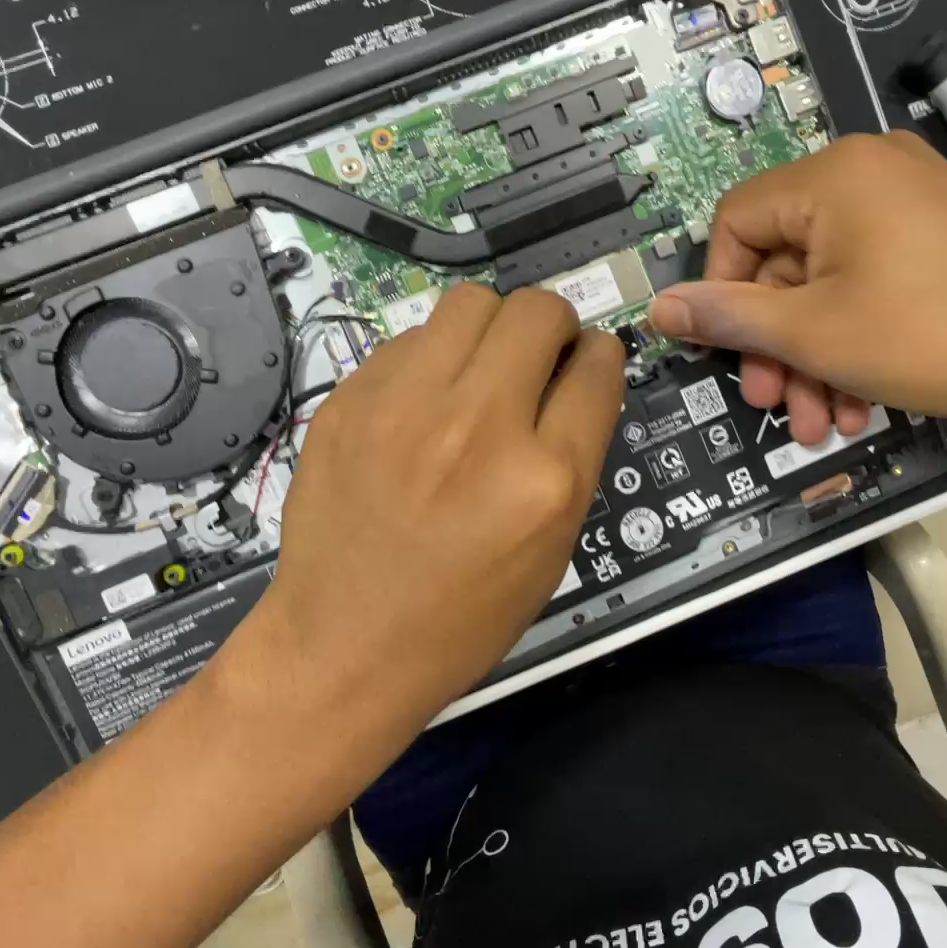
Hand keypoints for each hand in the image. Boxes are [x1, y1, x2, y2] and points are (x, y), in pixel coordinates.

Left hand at [268, 285, 625, 708]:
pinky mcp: (349, 400)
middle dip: (555, 326)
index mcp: (545, 480)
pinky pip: (411, 341)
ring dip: (493, 328)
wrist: (344, 644)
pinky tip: (423, 404)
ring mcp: (404, 407)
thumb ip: (572, 458)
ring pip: (471, 302)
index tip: (588, 363)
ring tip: (481, 369)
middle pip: (538, 313)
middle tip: (540, 359)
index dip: (602, 357)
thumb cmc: (463, 616)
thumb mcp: (550, 551)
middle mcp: (478, 428)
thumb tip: (575, 379)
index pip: (597, 368)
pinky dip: (433, 359)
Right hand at [647, 132, 946, 437]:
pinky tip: (862, 403)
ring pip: (830, 285)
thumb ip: (728, 317)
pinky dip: (858, 341)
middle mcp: (870, 173)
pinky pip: (873, 285)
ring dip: (816, 359)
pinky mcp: (943, 238)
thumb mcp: (814, 334)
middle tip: (776, 407)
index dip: (719, 291)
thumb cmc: (933, 335)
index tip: (731, 352)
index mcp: (832, 175)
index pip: (736, 221)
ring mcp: (913, 203)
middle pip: (785, 262)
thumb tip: (657, 308)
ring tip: (825, 424)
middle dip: (775, 346)